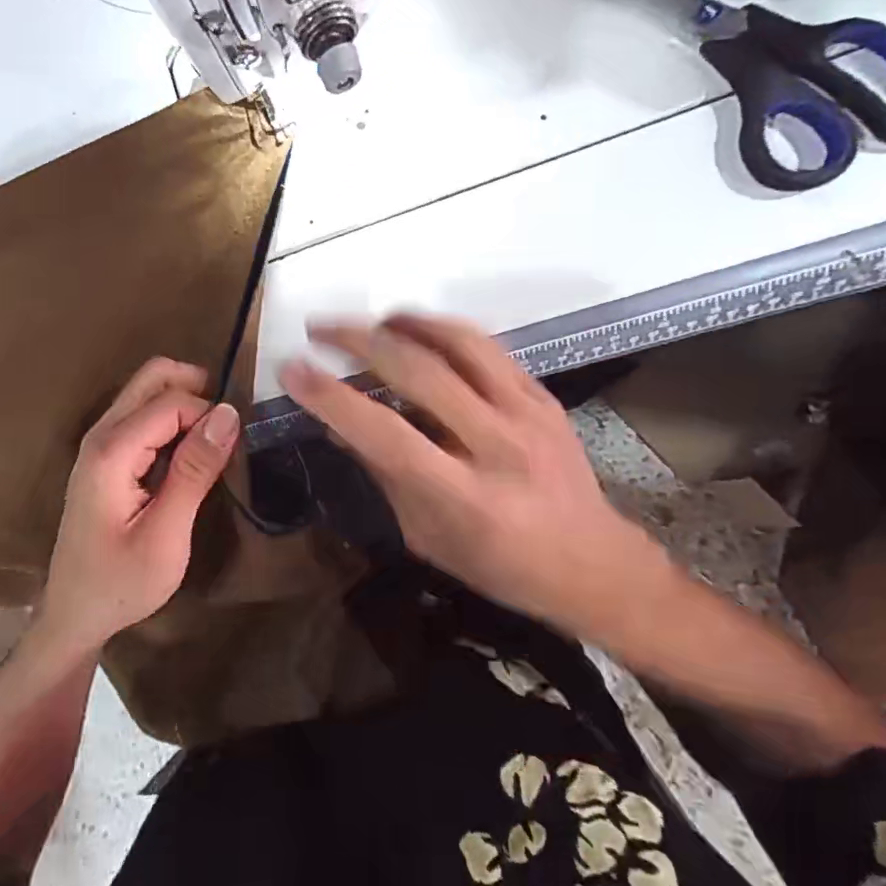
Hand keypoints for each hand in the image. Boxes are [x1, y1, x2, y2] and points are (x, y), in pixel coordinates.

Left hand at [39, 358, 239, 650]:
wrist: (74, 613)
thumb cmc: (120, 583)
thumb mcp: (166, 535)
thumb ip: (194, 471)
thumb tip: (227, 414)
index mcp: (111, 450)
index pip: (170, 401)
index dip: (208, 414)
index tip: (235, 448)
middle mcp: (100, 435)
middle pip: (151, 379)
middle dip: (196, 389)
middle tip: (230, 427)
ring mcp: (98, 444)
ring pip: (145, 394)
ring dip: (184, 403)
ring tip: (216, 442)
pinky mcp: (104, 458)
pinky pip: (141, 418)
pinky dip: (171, 422)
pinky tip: (191, 453)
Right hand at [279, 315, 679, 641]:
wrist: (594, 566)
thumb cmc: (498, 564)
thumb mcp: (426, 536)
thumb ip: (384, 475)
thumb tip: (340, 427)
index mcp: (462, 496)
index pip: (383, 432)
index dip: (330, 397)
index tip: (291, 369)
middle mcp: (498, 446)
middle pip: (420, 371)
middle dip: (359, 340)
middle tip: (318, 329)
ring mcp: (528, 415)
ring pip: (459, 344)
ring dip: (404, 322)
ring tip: (368, 319)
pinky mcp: (544, 398)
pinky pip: (487, 348)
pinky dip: (442, 330)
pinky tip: (415, 329)